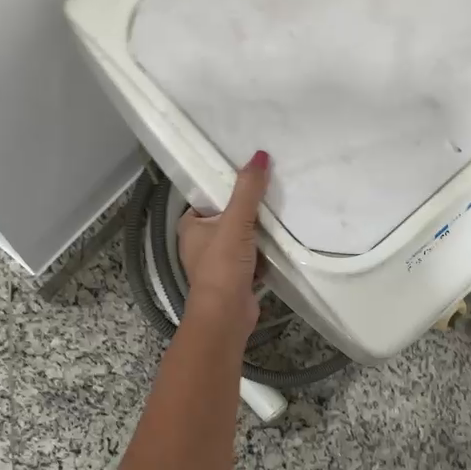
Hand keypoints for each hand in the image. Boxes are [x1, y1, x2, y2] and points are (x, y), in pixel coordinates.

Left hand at [176, 151, 269, 329]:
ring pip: (242, 239)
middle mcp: (200, 243)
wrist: (226, 314)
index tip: (253, 179)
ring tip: (280, 217)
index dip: (229, 190)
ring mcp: (217, 263)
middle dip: (249, 213)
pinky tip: (280, 244)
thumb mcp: (236, 221)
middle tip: (272, 197)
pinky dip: (264, 254)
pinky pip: (252, 258)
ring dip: (259, 234)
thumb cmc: (222, 265)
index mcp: (190, 226)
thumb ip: (248, 190)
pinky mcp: (235, 279)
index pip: (210, 199)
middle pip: (229, 218)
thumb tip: (260, 155)